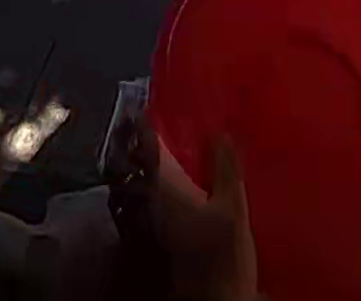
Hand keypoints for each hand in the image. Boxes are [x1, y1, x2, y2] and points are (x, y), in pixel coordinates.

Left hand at [109, 119, 257, 300]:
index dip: (143, 127)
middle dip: (128, 144)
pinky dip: (133, 189)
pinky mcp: (144, 244)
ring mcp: (142, 227)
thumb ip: (225, 166)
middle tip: (133, 123)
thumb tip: (219, 131)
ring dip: (127, 166)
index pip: (147, 150)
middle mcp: (146, 205)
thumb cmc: (223, 253)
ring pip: (126, 188)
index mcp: (165, 189)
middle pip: (128, 169)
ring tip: (136, 149)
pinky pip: (131, 206)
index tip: (139, 107)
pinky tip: (147, 187)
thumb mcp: (234, 205)